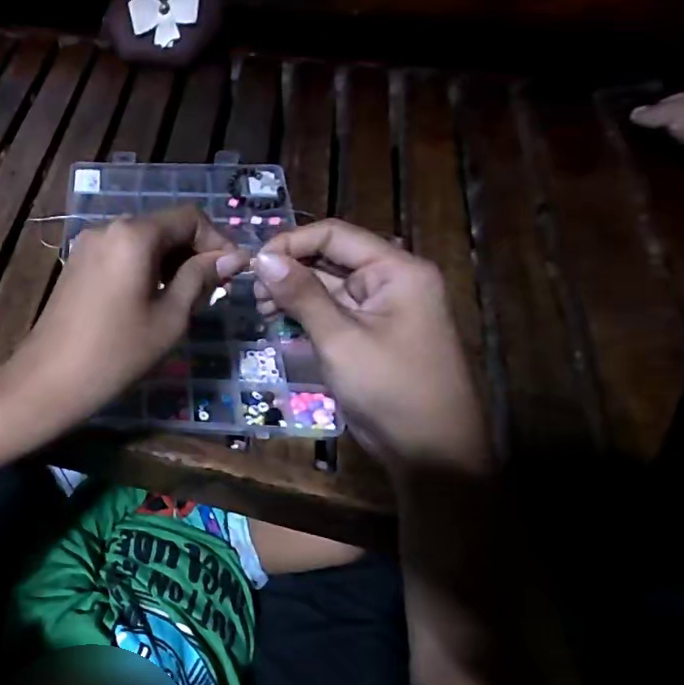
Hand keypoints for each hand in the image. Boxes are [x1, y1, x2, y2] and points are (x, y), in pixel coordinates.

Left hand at [0, 206, 246, 425]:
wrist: (49, 380)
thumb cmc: (117, 352)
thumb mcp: (170, 318)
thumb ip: (200, 279)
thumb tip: (233, 257)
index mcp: (134, 234)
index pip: (190, 218)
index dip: (217, 241)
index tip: (234, 273)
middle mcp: (108, 228)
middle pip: (164, 227)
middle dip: (193, 252)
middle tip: (213, 290)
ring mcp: (87, 246)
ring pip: (142, 242)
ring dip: (170, 263)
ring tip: (186, 300)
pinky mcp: (76, 265)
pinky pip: (121, 255)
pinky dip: (144, 269)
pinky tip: (152, 301)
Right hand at [253, 220, 490, 473]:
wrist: (431, 450)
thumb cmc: (390, 388)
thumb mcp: (340, 339)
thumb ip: (301, 295)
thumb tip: (262, 258)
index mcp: (396, 269)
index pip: (335, 235)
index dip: (290, 243)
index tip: (252, 266)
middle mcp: (392, 280)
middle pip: (331, 258)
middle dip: (289, 271)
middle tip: (253, 296)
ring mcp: (383, 309)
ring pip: (329, 287)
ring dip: (294, 295)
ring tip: (262, 312)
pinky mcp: (372, 335)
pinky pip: (335, 313)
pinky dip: (307, 316)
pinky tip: (280, 325)